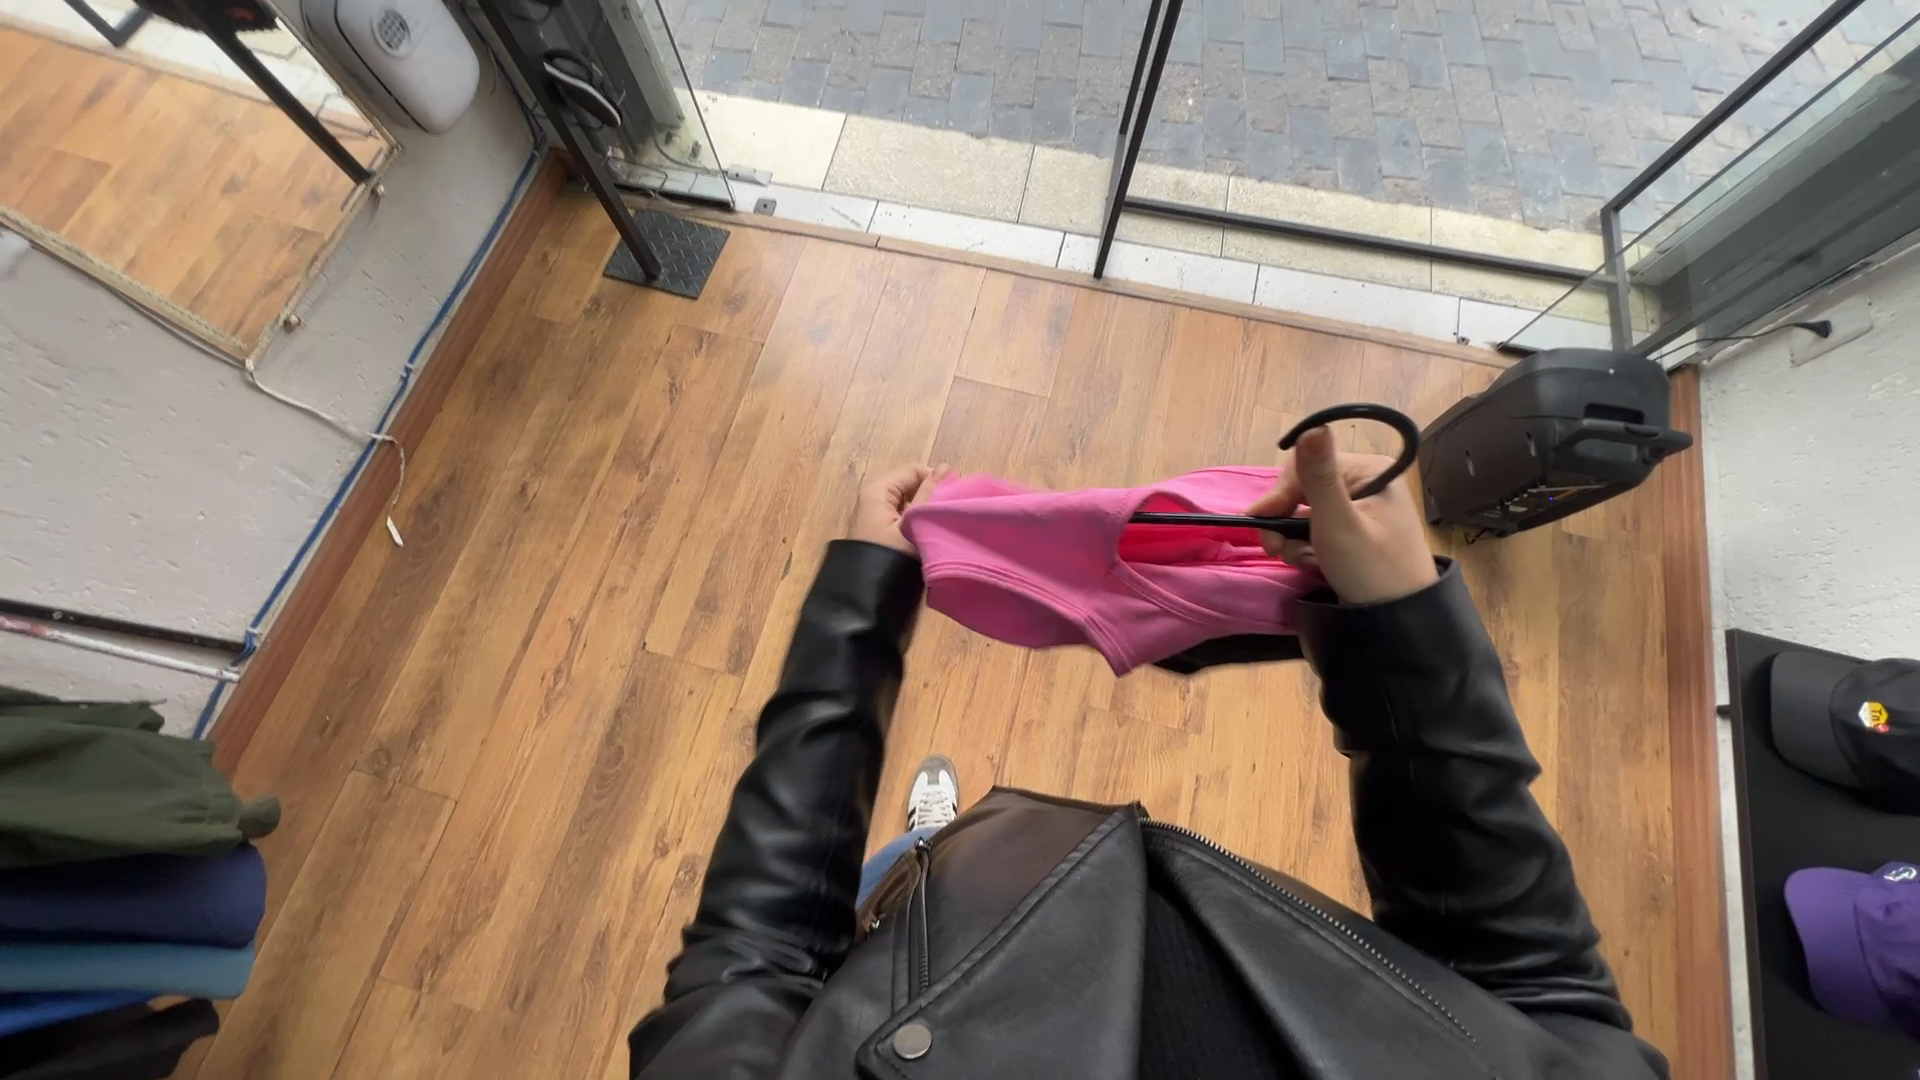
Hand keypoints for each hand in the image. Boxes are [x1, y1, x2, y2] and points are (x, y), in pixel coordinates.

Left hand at [848, 464, 947, 555]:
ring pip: (911, 502)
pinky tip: (933, 533)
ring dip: (928, 510)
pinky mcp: (883, 532)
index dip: (937, 479)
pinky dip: (920, 521)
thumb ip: (929, 495)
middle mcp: (876, 497)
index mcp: (878, 490)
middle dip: (933, 495)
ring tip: (946, 522)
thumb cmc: (890, 557)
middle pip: (912, 486)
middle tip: (953, 511)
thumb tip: (946, 467)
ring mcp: (878, 515)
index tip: (957, 496)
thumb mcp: (913, 523)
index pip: (914, 470)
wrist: (868, 596)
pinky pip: (906, 517)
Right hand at [1248, 426, 1437, 604]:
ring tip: (1302, 562)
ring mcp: (1355, 507)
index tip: (1264, 521)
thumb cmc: (1372, 570)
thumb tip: (1311, 427)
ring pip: (1300, 513)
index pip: (1304, 465)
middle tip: (1276, 551)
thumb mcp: (1339, 524)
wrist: (1398, 620)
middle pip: (1299, 490)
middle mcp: (1362, 482)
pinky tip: (1312, 564)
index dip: (1280, 494)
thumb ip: (1319, 478)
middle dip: (1283, 522)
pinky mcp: (1349, 529)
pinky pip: (1311, 530)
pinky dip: (1303, 548)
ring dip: (1291, 539)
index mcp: (1367, 471)